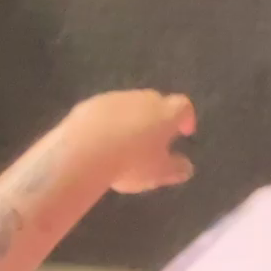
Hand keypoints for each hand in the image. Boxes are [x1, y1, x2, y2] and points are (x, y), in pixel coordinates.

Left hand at [65, 90, 195, 193]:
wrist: (84, 150)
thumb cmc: (131, 162)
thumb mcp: (158, 173)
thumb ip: (175, 169)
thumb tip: (187, 167)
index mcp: (166, 113)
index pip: (183, 106)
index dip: (186, 118)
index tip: (185, 132)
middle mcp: (144, 99)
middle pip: (157, 102)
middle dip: (158, 118)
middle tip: (155, 138)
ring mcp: (117, 98)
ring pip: (131, 105)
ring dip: (133, 118)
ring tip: (126, 142)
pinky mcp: (92, 103)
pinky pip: (107, 110)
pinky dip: (109, 121)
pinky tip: (102, 140)